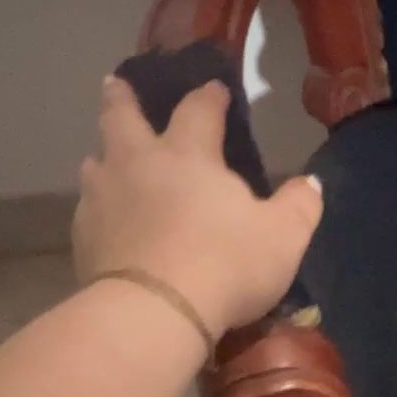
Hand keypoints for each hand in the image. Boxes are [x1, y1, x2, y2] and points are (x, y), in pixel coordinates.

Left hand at [73, 76, 321, 333]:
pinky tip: (110, 220)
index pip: (199, 110)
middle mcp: (138, 163)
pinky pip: (90, 209)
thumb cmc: (227, 264)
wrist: (156, 312)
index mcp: (188, 154)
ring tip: (110, 160)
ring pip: (96, 162)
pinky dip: (101, 207)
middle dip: (122, 98)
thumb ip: (300, 206)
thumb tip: (310, 182)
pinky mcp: (85, 237)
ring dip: (105, 156)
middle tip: (117, 84)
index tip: (215, 90)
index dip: (210, 97)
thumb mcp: (284, 237)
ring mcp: (104, 198)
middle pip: (122, 117)